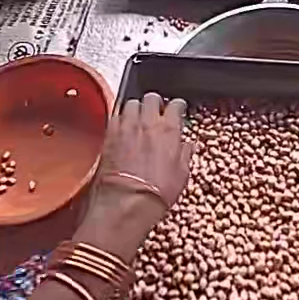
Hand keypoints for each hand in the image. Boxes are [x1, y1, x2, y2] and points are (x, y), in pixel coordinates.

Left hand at [75, 93, 193, 261]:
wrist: (127, 201)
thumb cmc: (156, 192)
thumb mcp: (181, 174)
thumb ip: (185, 153)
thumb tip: (188, 146)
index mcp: (169, 129)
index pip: (176, 105)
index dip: (177, 106)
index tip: (178, 109)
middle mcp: (148, 123)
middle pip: (151, 98)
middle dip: (155, 103)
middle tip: (156, 111)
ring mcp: (127, 126)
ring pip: (131, 103)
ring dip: (136, 109)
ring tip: (138, 118)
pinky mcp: (110, 134)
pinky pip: (115, 116)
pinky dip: (120, 119)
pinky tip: (123, 128)